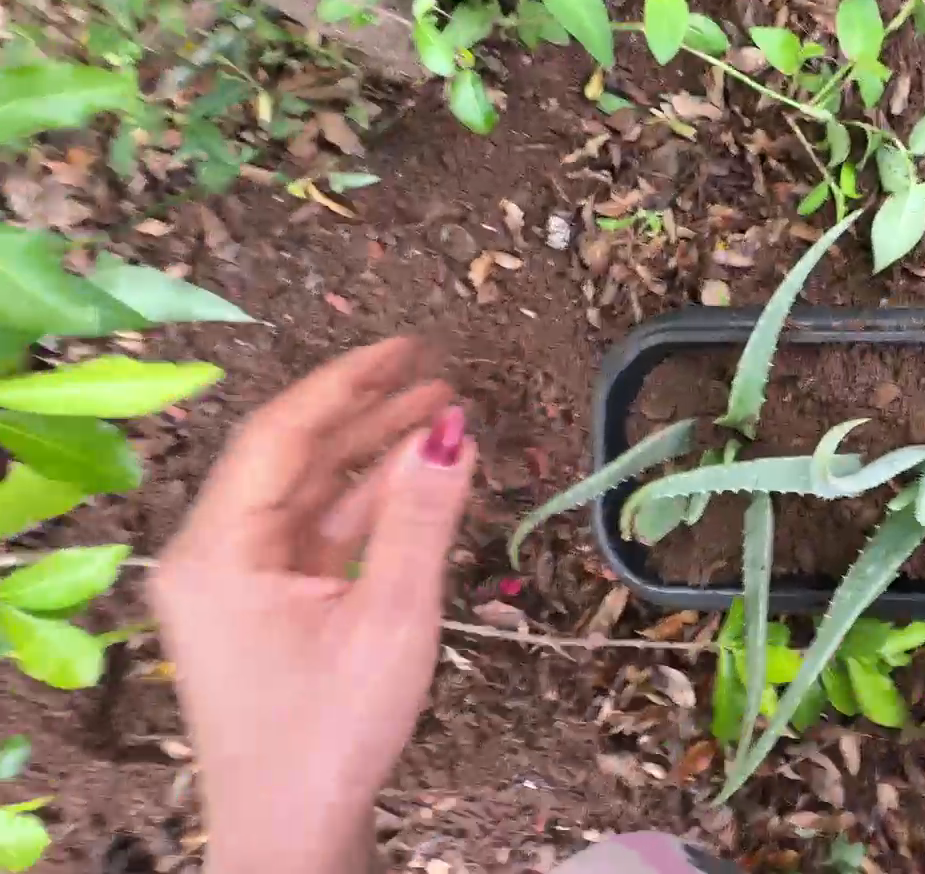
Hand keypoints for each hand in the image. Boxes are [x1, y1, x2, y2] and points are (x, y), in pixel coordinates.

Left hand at [151, 339, 472, 873]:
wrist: (297, 827)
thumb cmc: (337, 722)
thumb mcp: (393, 612)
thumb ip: (422, 515)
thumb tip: (455, 430)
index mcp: (219, 553)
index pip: (282, 437)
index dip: (345, 382)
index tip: (408, 347)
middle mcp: (220, 554)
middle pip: (297, 456)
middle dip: (369, 408)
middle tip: (439, 370)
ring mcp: (249, 576)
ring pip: (318, 488)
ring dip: (379, 448)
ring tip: (444, 409)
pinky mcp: (280, 597)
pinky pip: (331, 526)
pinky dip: (380, 496)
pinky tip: (426, 472)